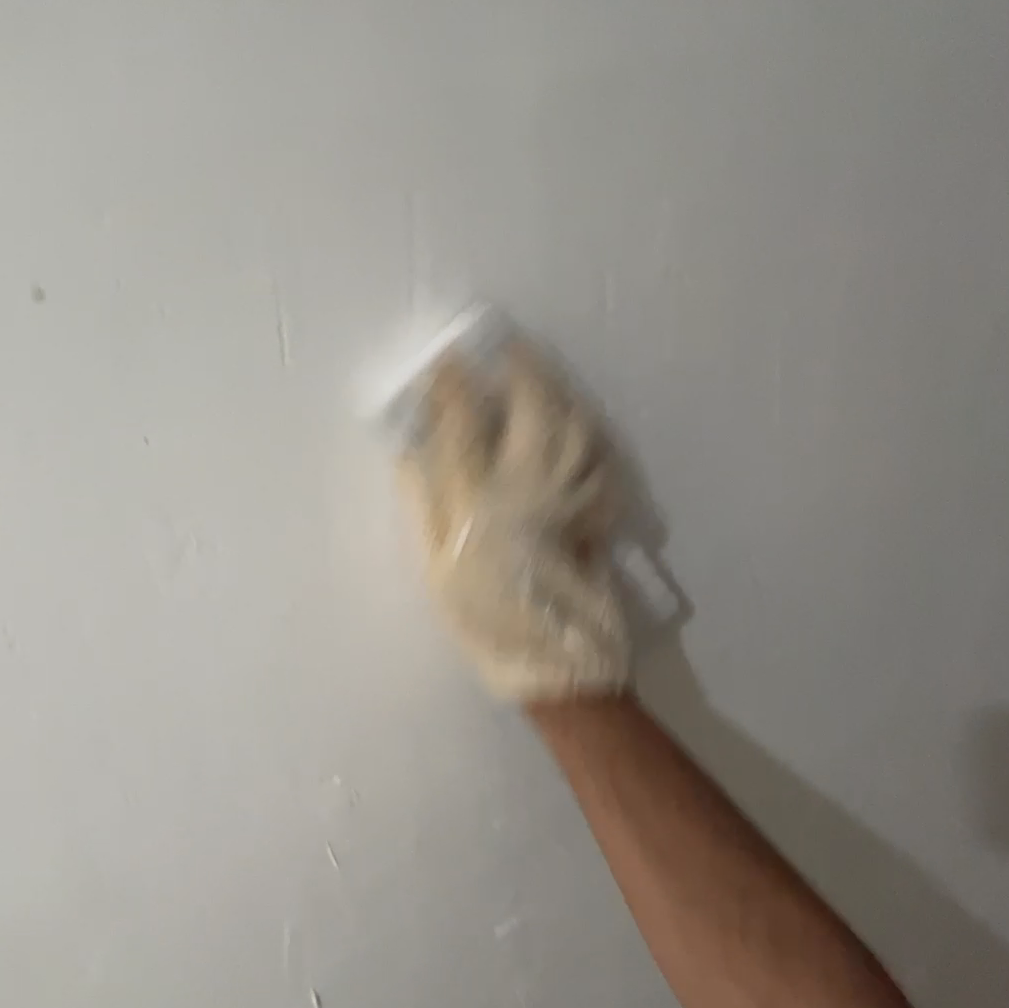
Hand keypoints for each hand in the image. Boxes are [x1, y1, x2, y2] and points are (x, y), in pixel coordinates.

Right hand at [398, 338, 628, 700]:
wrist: (555, 660)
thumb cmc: (484, 619)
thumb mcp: (435, 568)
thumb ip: (422, 505)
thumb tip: (411, 454)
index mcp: (480, 502)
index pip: (463, 426)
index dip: (453, 388)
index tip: (446, 362)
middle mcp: (528, 487)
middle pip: (531, 411)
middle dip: (520, 371)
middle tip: (509, 347)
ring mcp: (569, 495)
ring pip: (572, 426)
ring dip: (557, 391)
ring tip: (542, 373)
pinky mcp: (596, 510)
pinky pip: (597, 457)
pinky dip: (586, 432)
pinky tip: (576, 422)